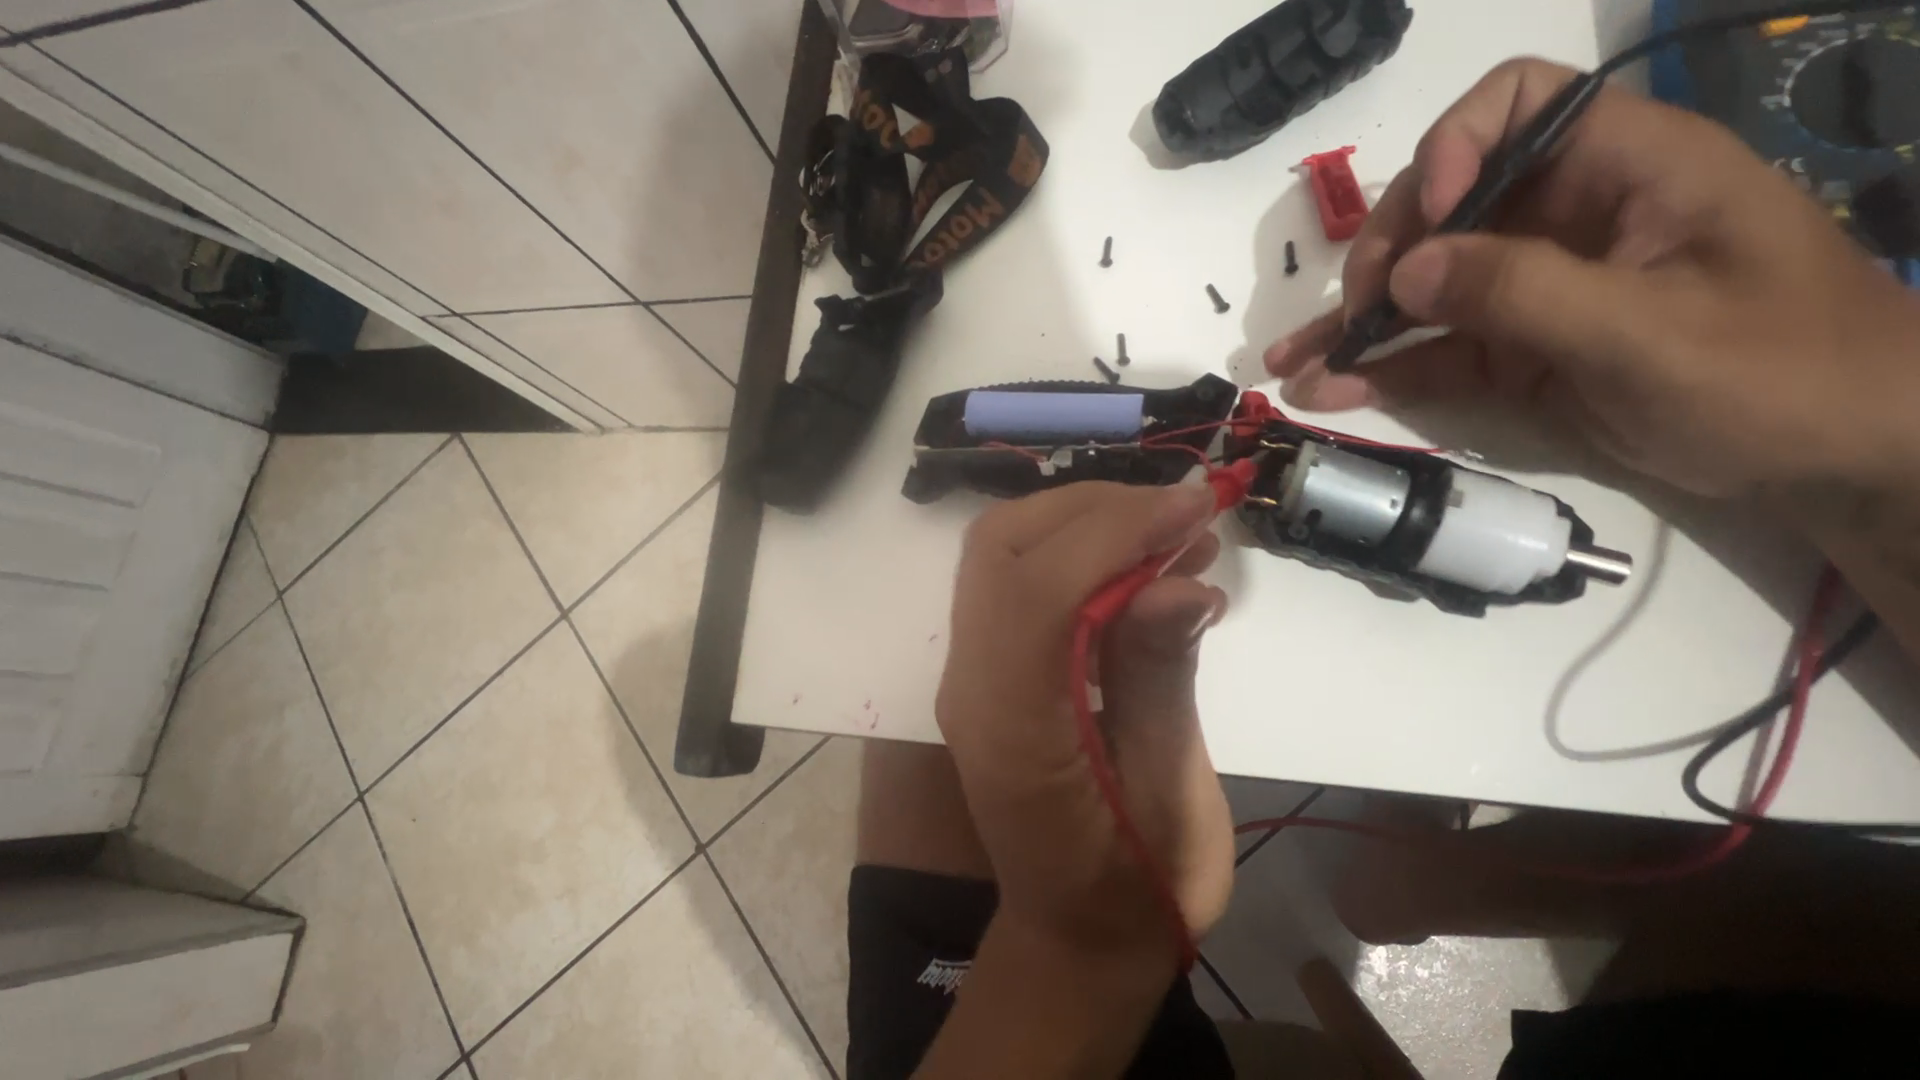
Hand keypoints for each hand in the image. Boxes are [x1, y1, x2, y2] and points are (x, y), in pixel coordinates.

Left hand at [935, 482, 1235, 963]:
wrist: (1076, 935)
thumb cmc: (1136, 888)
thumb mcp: (1166, 795)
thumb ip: (1159, 681)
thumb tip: (1176, 579)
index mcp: (1010, 727)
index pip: (1036, 590)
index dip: (1115, 532)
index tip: (1196, 505)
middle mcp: (972, 686)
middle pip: (1002, 548)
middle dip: (1094, 509)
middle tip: (1185, 515)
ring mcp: (973, 676)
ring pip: (1006, 553)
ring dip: (1089, 524)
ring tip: (1182, 536)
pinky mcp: (992, 672)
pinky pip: (1024, 585)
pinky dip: (1084, 555)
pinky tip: (1153, 569)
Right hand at [1265, 59, 1919, 511]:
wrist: (1833, 461)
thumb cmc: (1778, 374)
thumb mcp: (1650, 330)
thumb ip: (1523, 292)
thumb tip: (1407, 272)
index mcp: (1623, 169)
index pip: (1518, 106)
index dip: (1457, 147)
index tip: (1431, 220)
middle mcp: (1565, 218)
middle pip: (1445, 205)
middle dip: (1386, 255)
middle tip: (1360, 311)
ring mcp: (1535, 290)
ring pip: (1425, 288)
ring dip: (1355, 326)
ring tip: (1289, 366)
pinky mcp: (1517, 353)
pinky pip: (1434, 351)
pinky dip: (1381, 373)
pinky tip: (1328, 392)